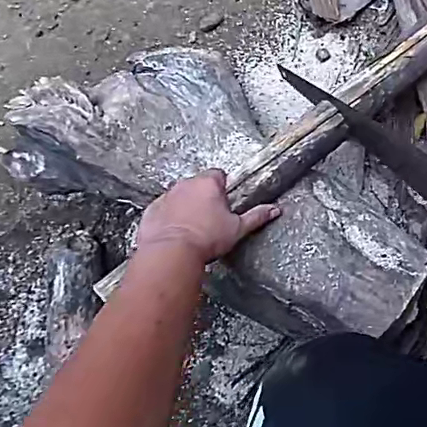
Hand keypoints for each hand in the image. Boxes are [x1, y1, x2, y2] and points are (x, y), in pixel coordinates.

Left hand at [134, 170, 281, 262]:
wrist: (172, 252)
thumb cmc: (206, 238)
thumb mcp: (237, 228)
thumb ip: (256, 216)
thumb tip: (275, 210)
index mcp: (208, 183)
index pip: (218, 175)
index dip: (222, 189)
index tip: (224, 203)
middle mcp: (185, 184)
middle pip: (197, 185)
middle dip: (203, 198)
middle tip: (210, 219)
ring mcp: (166, 196)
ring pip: (178, 197)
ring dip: (184, 207)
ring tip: (191, 229)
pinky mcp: (152, 210)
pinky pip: (162, 210)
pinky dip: (167, 219)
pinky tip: (174, 234)